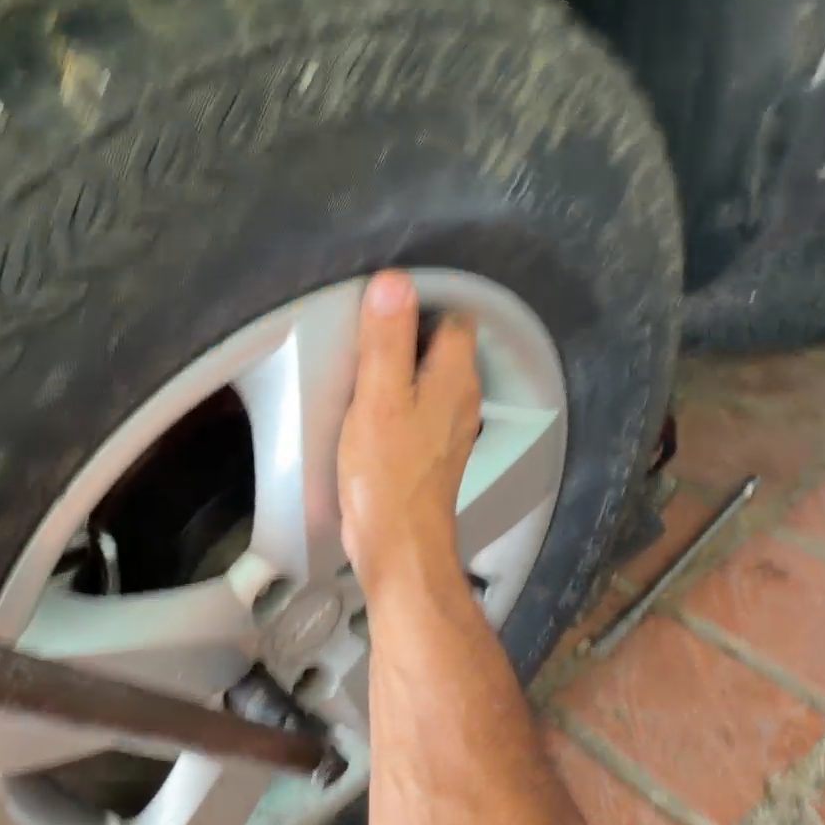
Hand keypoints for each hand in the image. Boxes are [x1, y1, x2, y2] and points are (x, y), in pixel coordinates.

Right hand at [337, 271, 481, 600]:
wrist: (398, 543)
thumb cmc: (387, 472)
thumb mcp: (379, 398)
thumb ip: (386, 341)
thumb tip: (393, 281)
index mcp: (455, 376)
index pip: (454, 316)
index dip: (420, 305)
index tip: (380, 309)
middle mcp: (463, 397)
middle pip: (442, 346)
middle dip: (409, 334)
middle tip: (362, 337)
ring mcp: (450, 428)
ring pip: (430, 379)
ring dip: (402, 369)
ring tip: (361, 370)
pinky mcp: (432, 452)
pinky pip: (420, 408)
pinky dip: (400, 400)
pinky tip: (370, 410)